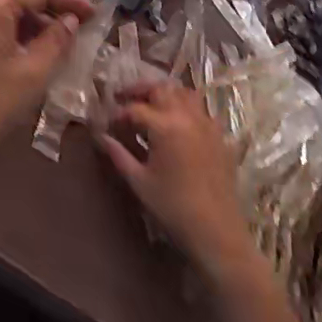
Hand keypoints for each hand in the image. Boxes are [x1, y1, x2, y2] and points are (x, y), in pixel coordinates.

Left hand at [0, 0, 93, 171]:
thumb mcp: (33, 74)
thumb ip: (56, 41)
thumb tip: (70, 21)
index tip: (93, 13)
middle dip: (50, 7)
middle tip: (78, 25)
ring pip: (4, 11)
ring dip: (33, 21)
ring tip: (59, 41)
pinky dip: (15, 32)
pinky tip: (32, 52)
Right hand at [98, 79, 251, 273]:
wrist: (217, 232)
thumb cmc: (172, 208)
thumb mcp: (139, 181)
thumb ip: (118, 154)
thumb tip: (101, 137)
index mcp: (165, 126)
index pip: (135, 109)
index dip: (118, 114)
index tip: (107, 124)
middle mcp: (188, 117)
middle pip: (162, 89)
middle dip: (140, 90)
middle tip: (123, 98)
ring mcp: (208, 125)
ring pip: (185, 93)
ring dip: (165, 93)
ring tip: (150, 104)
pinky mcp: (221, 138)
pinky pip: (202, 111)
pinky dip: (186, 108)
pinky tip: (177, 124)